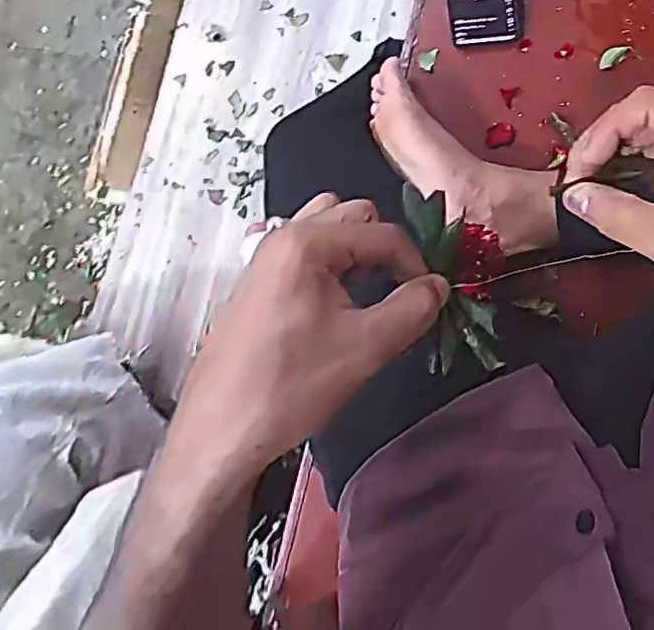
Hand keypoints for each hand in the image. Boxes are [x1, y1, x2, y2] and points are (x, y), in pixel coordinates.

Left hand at [165, 194, 448, 482]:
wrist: (216, 438)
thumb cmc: (289, 387)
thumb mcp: (366, 347)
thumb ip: (414, 308)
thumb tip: (438, 286)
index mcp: (306, 242)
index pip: (384, 233)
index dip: (414, 263)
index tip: (426, 297)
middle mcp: (283, 236)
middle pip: (355, 216)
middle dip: (384, 249)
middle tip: (396, 290)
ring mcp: (265, 256)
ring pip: (329, 227)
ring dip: (357, 250)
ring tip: (366, 291)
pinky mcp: (258, 281)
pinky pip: (308, 250)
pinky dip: (332, 263)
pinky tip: (335, 305)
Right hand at [562, 87, 653, 329]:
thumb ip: (619, 216)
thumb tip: (570, 194)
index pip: (651, 105)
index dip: (608, 129)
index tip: (580, 168)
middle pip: (644, 115)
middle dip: (603, 143)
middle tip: (574, 180)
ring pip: (643, 134)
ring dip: (610, 155)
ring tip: (582, 184)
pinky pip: (651, 155)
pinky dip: (623, 168)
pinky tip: (602, 187)